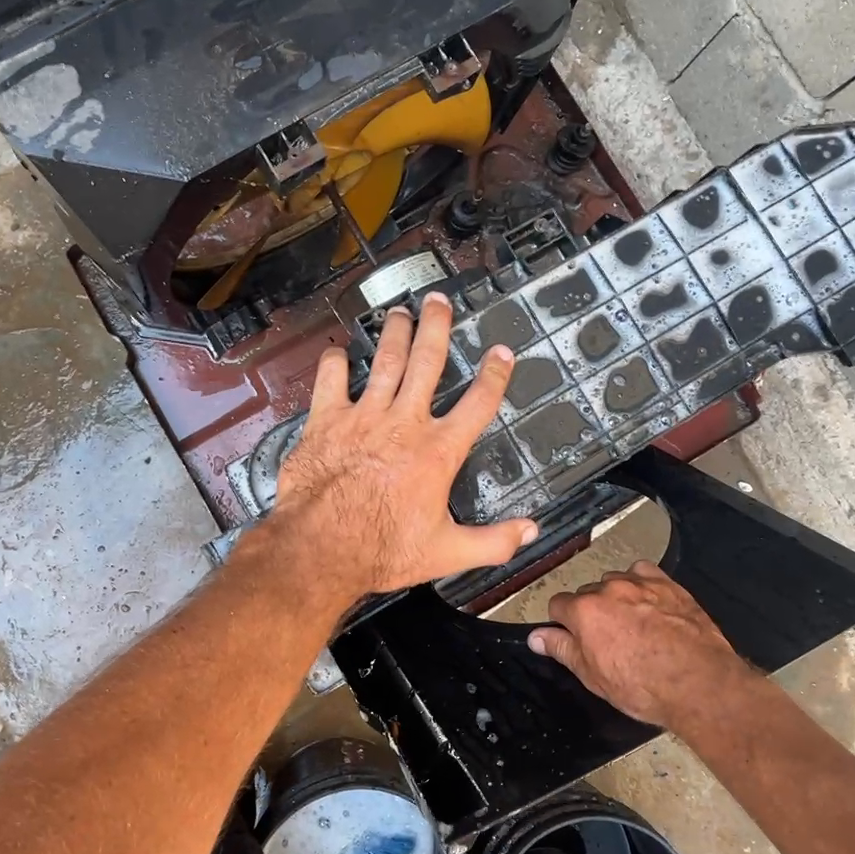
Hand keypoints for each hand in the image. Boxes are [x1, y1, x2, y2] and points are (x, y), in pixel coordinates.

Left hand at [268, 291, 539, 598]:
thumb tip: (531, 531)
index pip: (477, 404)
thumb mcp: (448, 551)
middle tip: (438, 302)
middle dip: (436, 328)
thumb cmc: (383, 548)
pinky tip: (337, 352)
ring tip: (399, 312)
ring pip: (385, 361)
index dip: (494, 374)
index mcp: (437, 451)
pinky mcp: (327, 420)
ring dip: (394, 334)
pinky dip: (334, 363)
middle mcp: (404, 423)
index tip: (501, 351)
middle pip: (427, 362)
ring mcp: (364, 416)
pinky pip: (331, 380)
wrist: (323, 546)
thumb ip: (494, 541)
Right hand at [527, 561, 756, 730]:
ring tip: (633, 623)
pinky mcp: (667, 583)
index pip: (557, 605)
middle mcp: (607, 589)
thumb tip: (535, 636)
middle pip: (587, 593)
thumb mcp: (593, 677)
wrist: (699, 683)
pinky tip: (650, 603)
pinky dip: (641, 584)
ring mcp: (638, 582)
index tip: (576, 639)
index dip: (564, 624)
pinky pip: (643, 572)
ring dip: (616, 597)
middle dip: (592, 611)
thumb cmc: (642, 686)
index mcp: (583, 611)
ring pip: (614, 582)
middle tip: (609, 638)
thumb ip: (562, 649)